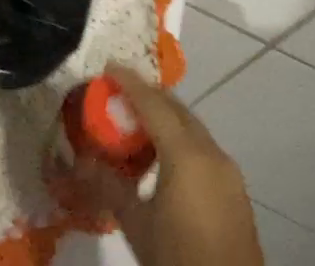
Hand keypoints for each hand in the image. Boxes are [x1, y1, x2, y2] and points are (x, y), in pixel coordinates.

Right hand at [70, 65, 263, 265]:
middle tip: (117, 94)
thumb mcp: (137, 224)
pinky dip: (180, 139)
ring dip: (165, 118)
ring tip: (135, 125)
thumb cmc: (179, 258)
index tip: (108, 68)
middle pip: (177, 110)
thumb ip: (109, 185)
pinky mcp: (234, 190)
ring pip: (192, 128)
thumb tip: (80, 161)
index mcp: (186, 155)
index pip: (153, 104)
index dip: (129, 83)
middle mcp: (211, 153)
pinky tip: (161, 159)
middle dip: (148, 96)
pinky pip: (203, 148)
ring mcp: (228, 171)